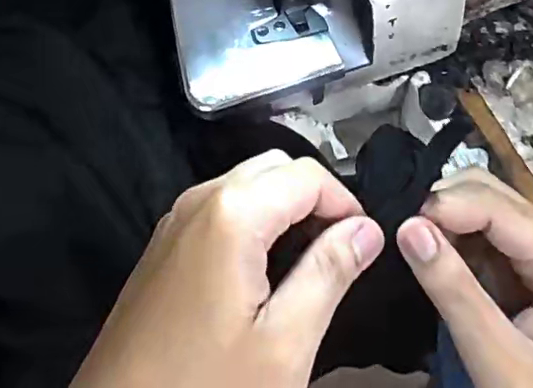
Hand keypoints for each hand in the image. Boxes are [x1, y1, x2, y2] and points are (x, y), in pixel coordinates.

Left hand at [71, 150, 384, 387]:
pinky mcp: (166, 240)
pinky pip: (221, 205)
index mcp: (232, 211)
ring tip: (310, 262)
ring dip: (284, 206)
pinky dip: (254, 218)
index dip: (344, 201)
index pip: (305, 174)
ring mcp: (177, 216)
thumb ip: (329, 275)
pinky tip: (266, 269)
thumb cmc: (206, 385)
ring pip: (247, 182)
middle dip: (314, 197)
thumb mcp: (283, 345)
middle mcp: (201, 198)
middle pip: (274, 167)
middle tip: (341, 250)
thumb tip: (367, 229)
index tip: (366, 243)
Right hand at [396, 168, 532, 387]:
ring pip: (478, 206)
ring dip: (441, 217)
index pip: (500, 208)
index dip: (448, 205)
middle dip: (443, 205)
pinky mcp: (518, 272)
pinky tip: (426, 253)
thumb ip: (456, 294)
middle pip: (490, 194)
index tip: (401, 223)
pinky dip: (446, 236)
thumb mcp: (504, 366)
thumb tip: (407, 226)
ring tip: (409, 242)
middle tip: (402, 232)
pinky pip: (474, 234)